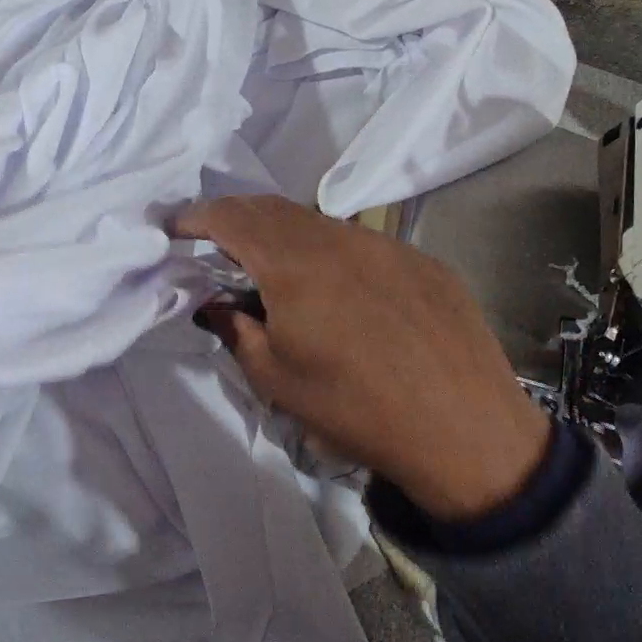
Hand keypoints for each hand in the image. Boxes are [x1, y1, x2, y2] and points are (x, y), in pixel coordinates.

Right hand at [172, 196, 550, 520]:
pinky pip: (359, 242)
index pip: (230, 218)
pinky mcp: (421, 263)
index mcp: (294, 266)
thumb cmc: (354, 408)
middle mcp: (339, 242)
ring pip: (316, 222)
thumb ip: (236, 329)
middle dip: (233, 218)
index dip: (195, 218)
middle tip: (212, 241)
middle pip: (271, 208)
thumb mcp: (273, 377)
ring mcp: (386, 247)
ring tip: (269, 265)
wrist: (467, 434)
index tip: (174, 230)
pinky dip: (326, 250)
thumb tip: (217, 305)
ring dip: (280, 232)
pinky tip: (333, 288)